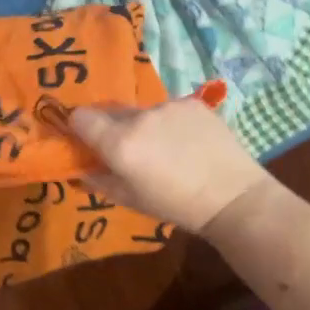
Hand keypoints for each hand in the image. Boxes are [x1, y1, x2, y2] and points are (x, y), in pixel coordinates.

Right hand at [68, 96, 277, 233]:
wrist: (231, 197)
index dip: (78, 128)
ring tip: (163, 148)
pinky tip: (185, 141)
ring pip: (140, 111)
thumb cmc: (173, 205)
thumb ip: (96, 179)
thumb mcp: (126, 198)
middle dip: (111, 128)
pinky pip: (167, 109)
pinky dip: (168, 122)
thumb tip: (81, 168)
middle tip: (127, 150)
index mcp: (119, 143)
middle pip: (109, 112)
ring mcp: (168, 106)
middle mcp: (140, 118)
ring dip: (142, 126)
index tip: (86, 141)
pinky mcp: (193, 103)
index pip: (80, 117)